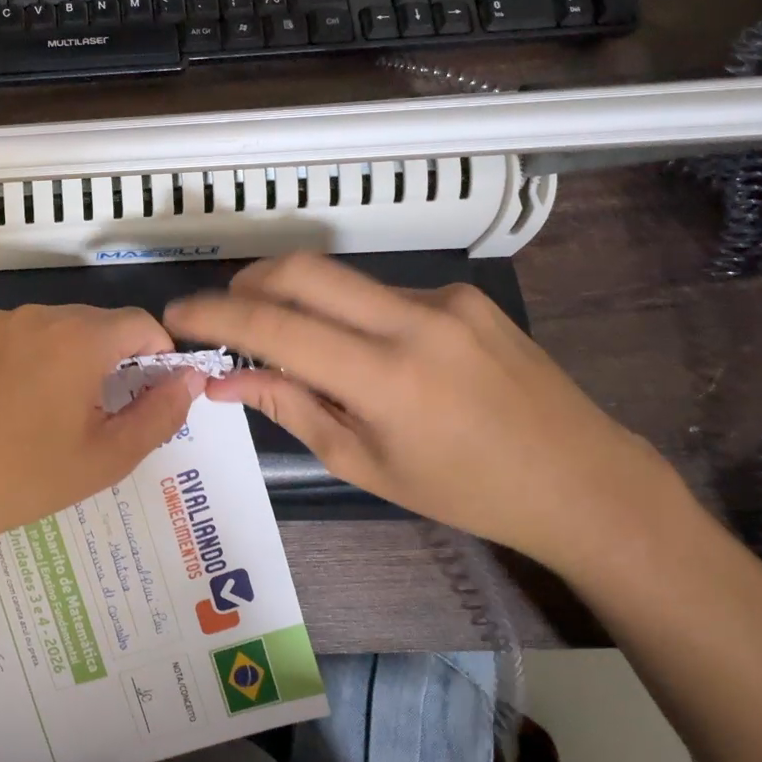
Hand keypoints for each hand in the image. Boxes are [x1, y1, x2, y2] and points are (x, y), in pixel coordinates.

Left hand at [0, 305, 203, 546]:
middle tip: (101, 414)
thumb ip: (160, 412)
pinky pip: (19, 334)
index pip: (141, 324)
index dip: (157, 356)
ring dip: (70, 356)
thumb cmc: (27, 476)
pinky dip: (30, 356)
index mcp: (80, 338)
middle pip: (98, 323)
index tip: (149, 396)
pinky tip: (14, 399)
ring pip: (57, 327)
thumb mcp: (108, 456)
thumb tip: (188, 379)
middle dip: (112, 359)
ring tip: (53, 411)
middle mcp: (40, 315)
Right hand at [163, 254, 681, 569]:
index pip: (276, 326)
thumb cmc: (465, 491)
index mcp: (387, 378)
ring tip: (292, 342)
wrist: (586, 482)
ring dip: (297, 298)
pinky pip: (380, 291)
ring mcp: (445, 301)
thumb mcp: (364, 464)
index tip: (175, 316)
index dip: (214, 314)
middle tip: (223, 311)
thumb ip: (289, 408)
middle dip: (247, 282)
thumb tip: (223, 378)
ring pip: (339, 278)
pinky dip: (347, 311)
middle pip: (302, 270)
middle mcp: (415, 322)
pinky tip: (362, 350)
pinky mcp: (464, 295)